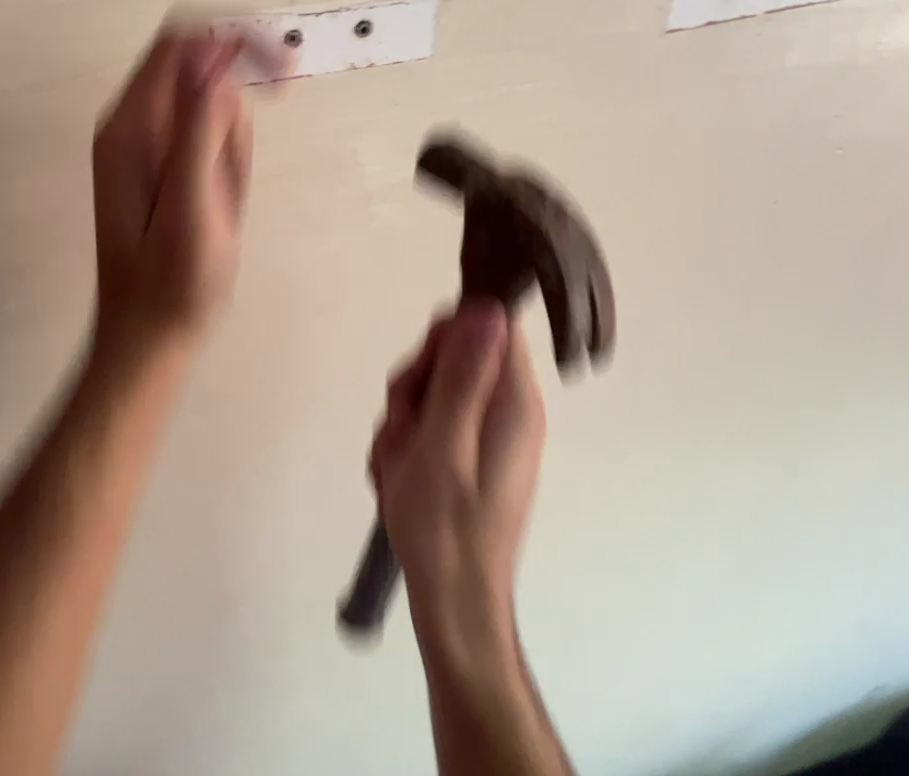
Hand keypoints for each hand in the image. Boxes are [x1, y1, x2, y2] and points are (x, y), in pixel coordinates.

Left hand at [90, 20, 254, 353]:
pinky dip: (228, 163)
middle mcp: (132, 124)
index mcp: (130, 127)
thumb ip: (200, 133)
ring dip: (232, 145)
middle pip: (196, 67)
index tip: (282, 65)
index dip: (233, 38)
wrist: (149, 334)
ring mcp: (147, 144)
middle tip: (240, 170)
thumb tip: (219, 64)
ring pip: (208, 106)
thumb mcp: (192, 209)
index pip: (180, 42)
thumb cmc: (171, 284)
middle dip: (237, 106)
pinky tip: (222, 206)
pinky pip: (208, 138)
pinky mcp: (164, 163)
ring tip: (224, 203)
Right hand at [369, 299, 548, 614]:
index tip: (419, 378)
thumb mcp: (443, 444)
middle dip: (413, 389)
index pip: (488, 329)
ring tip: (396, 466)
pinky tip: (397, 477)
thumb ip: (462, 376)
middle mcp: (507, 413)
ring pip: (432, 395)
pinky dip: (406, 446)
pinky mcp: (470, 458)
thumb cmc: (445, 525)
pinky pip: (431, 428)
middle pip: (452, 360)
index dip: (445, 341)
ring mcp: (488, 437)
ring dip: (402, 423)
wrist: (453, 600)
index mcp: (512, 403)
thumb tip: (486, 309)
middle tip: (402, 430)